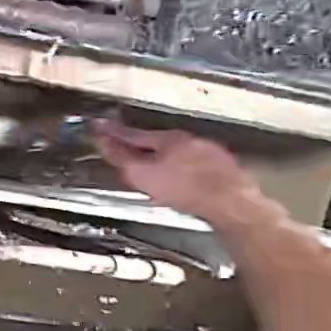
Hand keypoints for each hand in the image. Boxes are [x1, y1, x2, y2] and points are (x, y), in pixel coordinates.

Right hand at [93, 119, 274, 225]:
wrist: (232, 205)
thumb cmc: (183, 188)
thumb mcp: (141, 174)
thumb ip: (121, 158)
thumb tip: (104, 142)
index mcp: (169, 138)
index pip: (133, 134)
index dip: (113, 132)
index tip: (98, 126)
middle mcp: (191, 140)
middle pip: (157, 143)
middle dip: (140, 150)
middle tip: (126, 157)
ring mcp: (210, 153)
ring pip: (177, 155)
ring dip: (162, 163)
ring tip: (152, 176)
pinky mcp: (224, 169)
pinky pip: (193, 166)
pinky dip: (181, 172)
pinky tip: (178, 184)